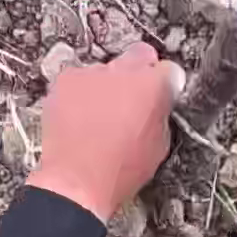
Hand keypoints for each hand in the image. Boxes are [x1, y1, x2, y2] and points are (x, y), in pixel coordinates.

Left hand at [28, 42, 184, 222]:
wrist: (78, 181)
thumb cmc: (120, 171)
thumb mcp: (159, 147)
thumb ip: (161, 115)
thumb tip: (158, 107)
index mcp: (154, 86)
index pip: (170, 70)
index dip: (167, 84)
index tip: (162, 96)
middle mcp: (125, 71)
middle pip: (140, 56)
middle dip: (141, 73)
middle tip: (133, 100)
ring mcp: (93, 73)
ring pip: (107, 69)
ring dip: (108, 86)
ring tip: (100, 117)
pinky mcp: (66, 80)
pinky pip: (79, 79)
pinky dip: (81, 93)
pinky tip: (80, 117)